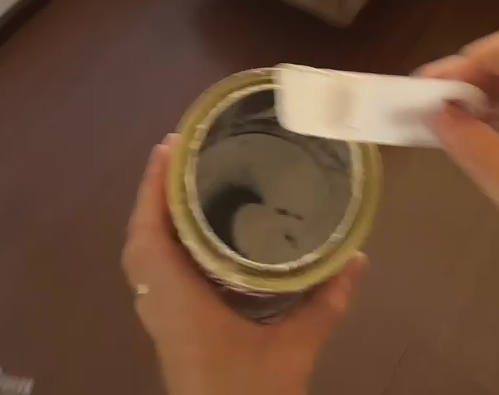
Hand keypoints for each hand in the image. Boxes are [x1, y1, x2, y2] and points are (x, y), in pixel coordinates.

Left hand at [122, 134, 367, 394]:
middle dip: (151, 195)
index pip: (149, 238)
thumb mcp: (294, 352)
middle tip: (177, 154)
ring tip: (179, 183)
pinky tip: (191, 234)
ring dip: (154, 219)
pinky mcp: (171, 334)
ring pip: (142, 261)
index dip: (151, 191)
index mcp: (179, 305)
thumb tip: (359, 257)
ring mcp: (161, 324)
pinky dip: (162, 244)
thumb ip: (325, 304)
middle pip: (138, 243)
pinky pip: (154, 277)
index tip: (167, 147)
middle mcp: (161, 309)